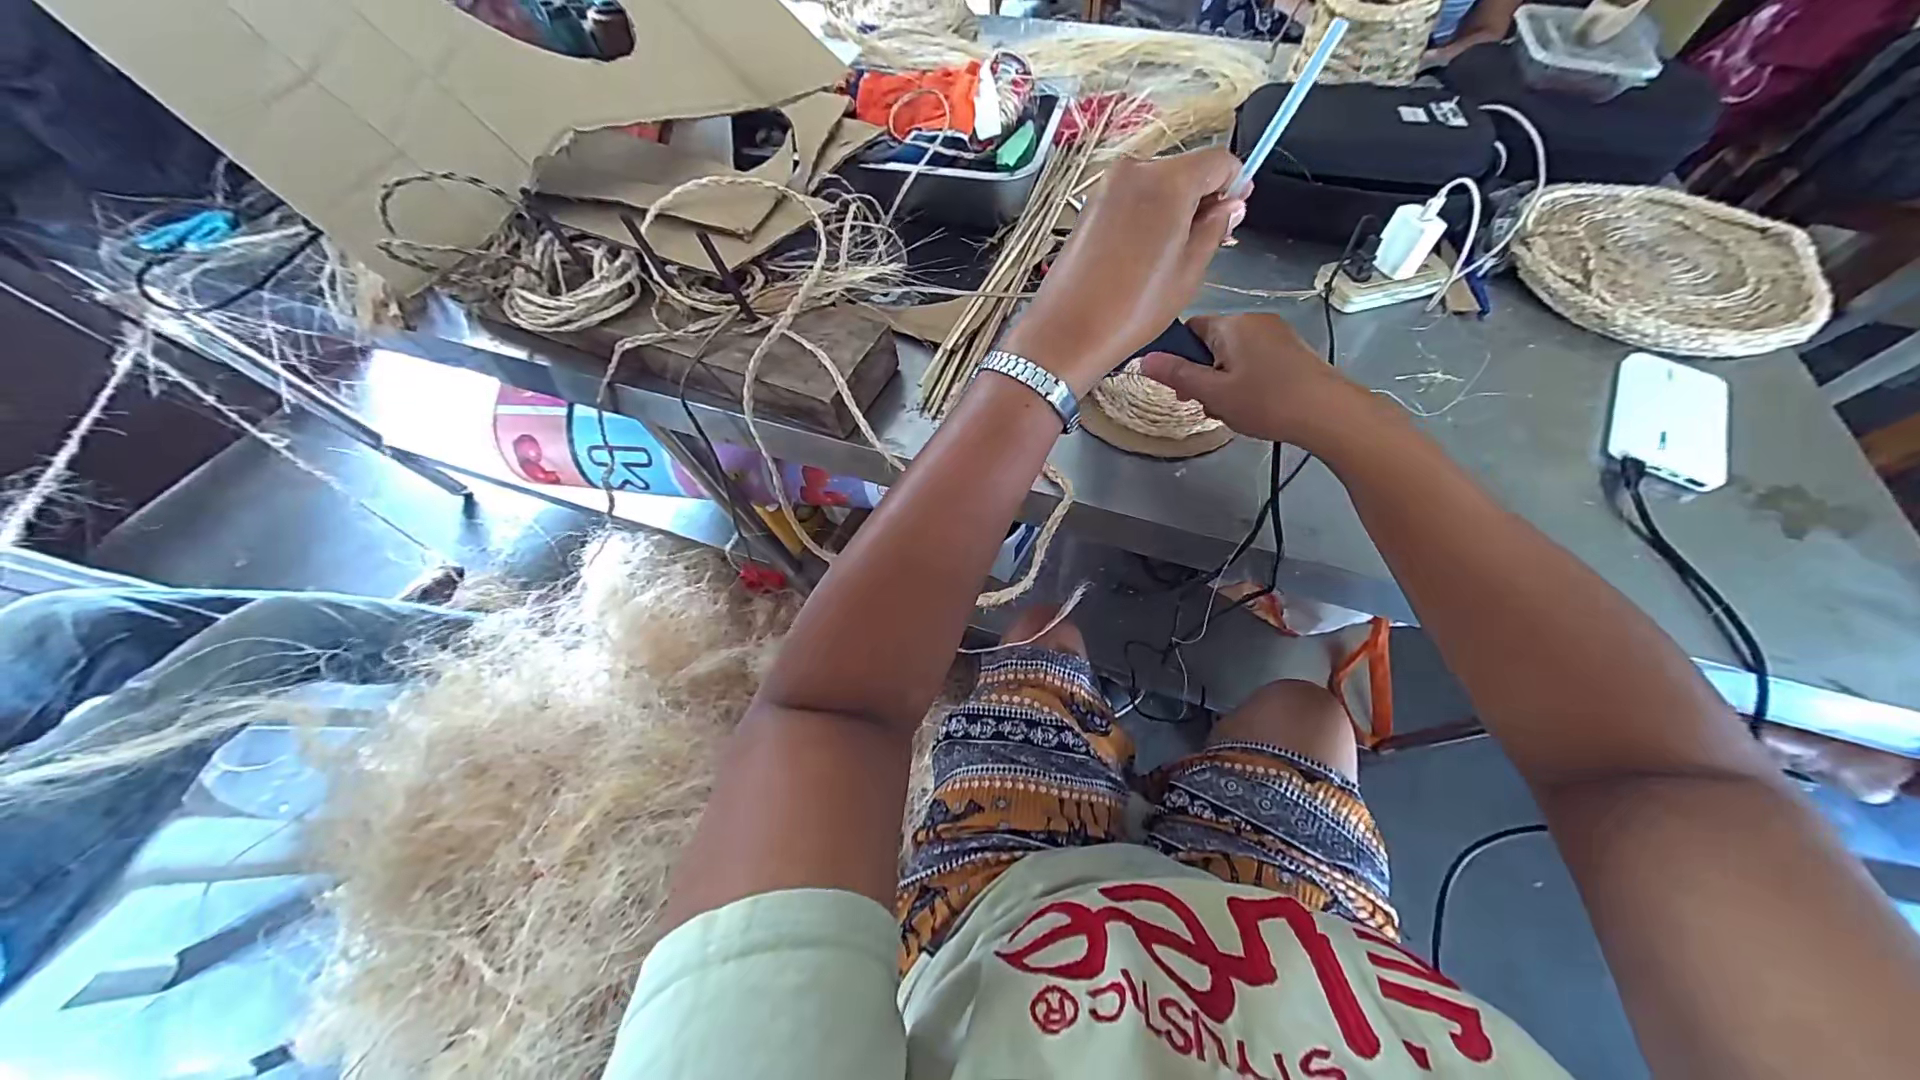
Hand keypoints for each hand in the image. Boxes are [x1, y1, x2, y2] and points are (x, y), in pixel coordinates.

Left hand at [1002, 148, 1245, 395]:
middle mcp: (1134, 172)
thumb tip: (1230, 205)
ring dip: (1170, 210)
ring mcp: (1105, 188)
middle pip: (1185, 170)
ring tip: (1168, 257)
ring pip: (1156, 185)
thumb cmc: (1130, 309)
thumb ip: (1215, 228)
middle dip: (1199, 199)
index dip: (1234, 184)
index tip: (1235, 210)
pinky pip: (1129, 201)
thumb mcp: (1189, 272)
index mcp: (1168, 180)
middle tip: (1203, 241)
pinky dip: (1143, 218)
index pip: (1218, 161)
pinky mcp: (1087, 208)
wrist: (1067, 333)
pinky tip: (1141, 256)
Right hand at [1136, 313, 1391, 446]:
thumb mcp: (1213, 392)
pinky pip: (1255, 359)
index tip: (1177, 385)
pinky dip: (1245, 380)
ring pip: (1233, 354)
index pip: (1190, 328)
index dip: (1177, 356)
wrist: (1329, 413)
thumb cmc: (1266, 401)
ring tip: (1229, 409)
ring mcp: (1277, 334)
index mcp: (1232, 325)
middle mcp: (1254, 321)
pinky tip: (1251, 405)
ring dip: (1222, 380)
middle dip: (1201, 373)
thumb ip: (1177, 374)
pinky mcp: (1293, 351)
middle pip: (1211, 342)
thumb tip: (1144, 359)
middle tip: (1202, 404)